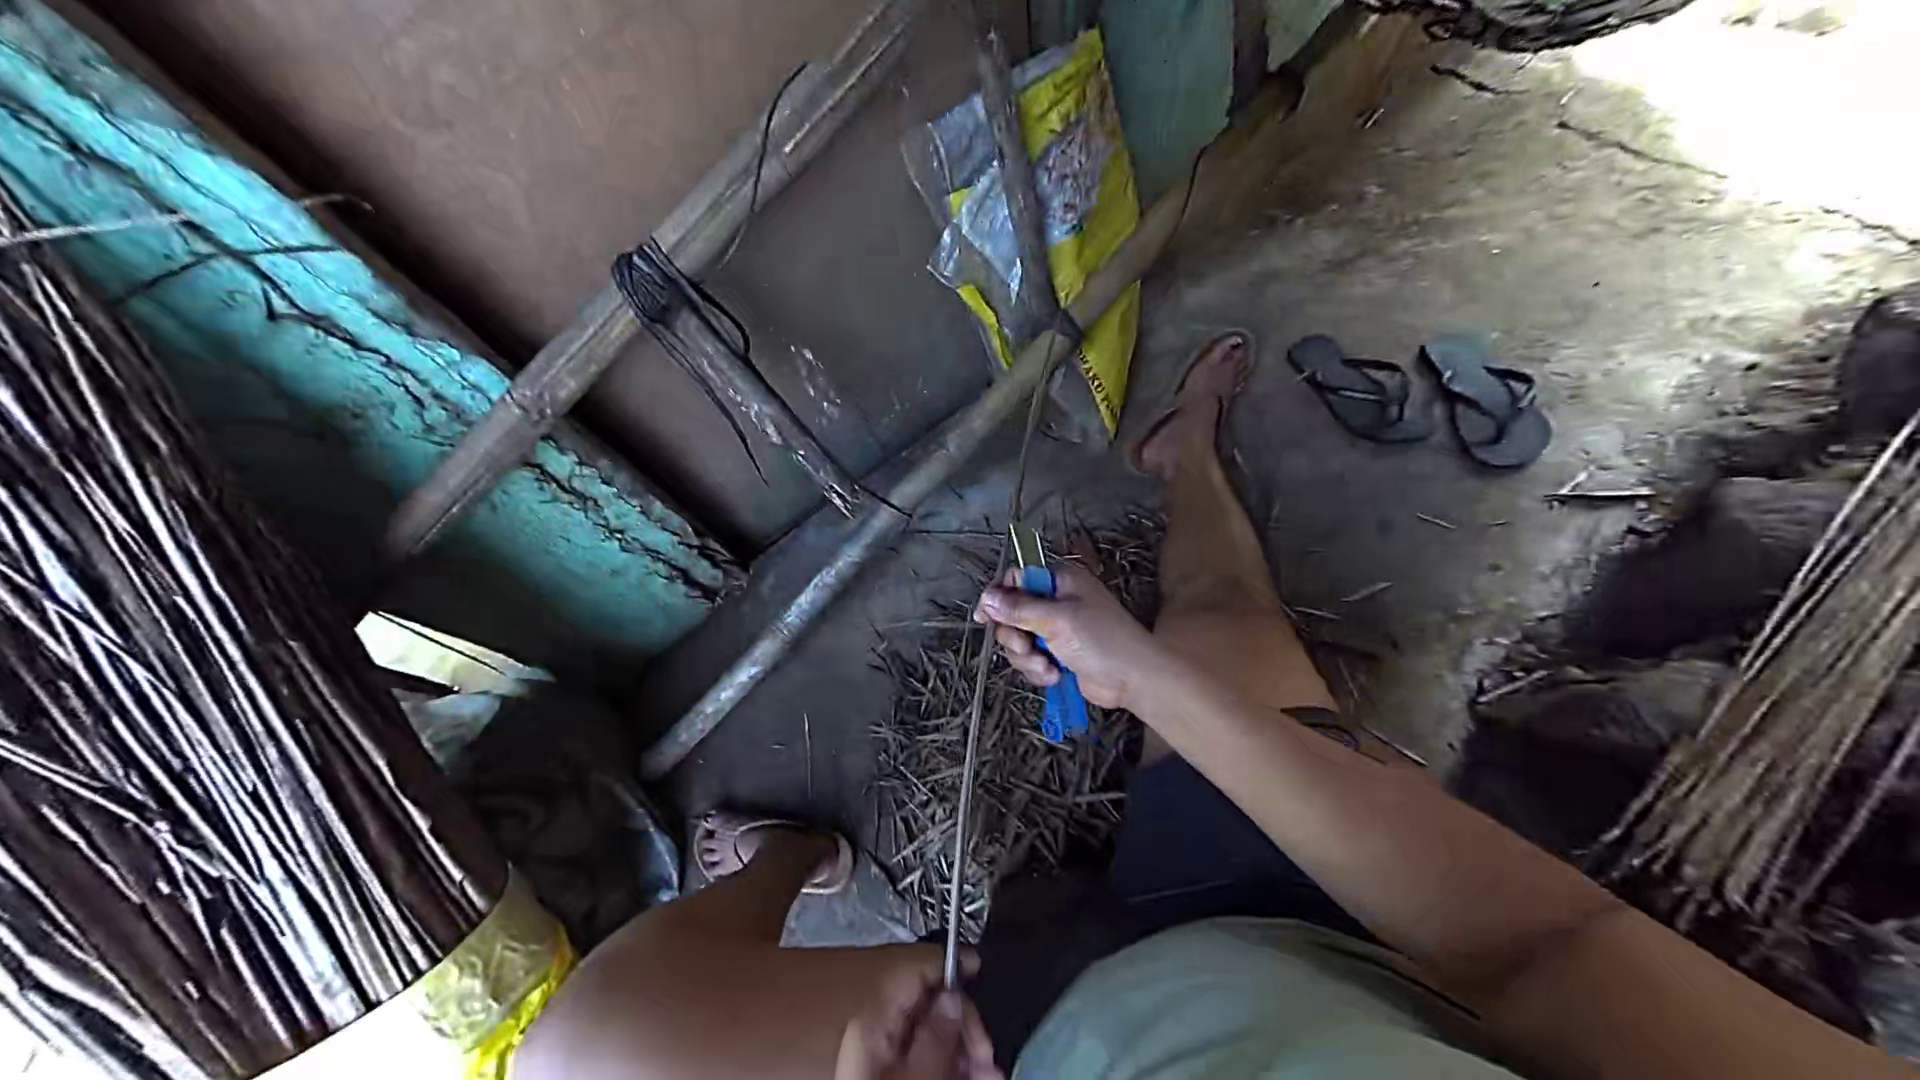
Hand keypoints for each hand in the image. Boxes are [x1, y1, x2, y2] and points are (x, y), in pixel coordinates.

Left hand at [835, 952, 999, 1079]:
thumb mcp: (918, 1078)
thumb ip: (937, 1035)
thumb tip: (953, 995)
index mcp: (875, 1018)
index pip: (917, 969)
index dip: (950, 966)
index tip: (979, 970)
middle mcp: (874, 1030)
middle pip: (928, 1008)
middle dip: (964, 1029)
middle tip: (989, 1061)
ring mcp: (877, 1058)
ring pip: (930, 1040)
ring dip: (963, 1055)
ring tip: (989, 1078)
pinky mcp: (883, 1076)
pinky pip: (921, 1063)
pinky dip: (948, 1070)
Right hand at [973, 562, 1165, 711]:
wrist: (1133, 679)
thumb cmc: (1102, 641)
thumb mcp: (1058, 620)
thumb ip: (1019, 609)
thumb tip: (988, 598)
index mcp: (1060, 582)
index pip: (1016, 580)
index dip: (998, 597)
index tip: (985, 617)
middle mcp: (1056, 602)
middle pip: (1011, 613)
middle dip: (1015, 636)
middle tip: (1026, 647)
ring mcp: (1056, 629)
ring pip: (1018, 640)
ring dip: (1027, 658)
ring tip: (1046, 665)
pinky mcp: (1057, 654)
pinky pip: (1030, 659)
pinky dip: (1038, 669)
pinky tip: (1054, 675)